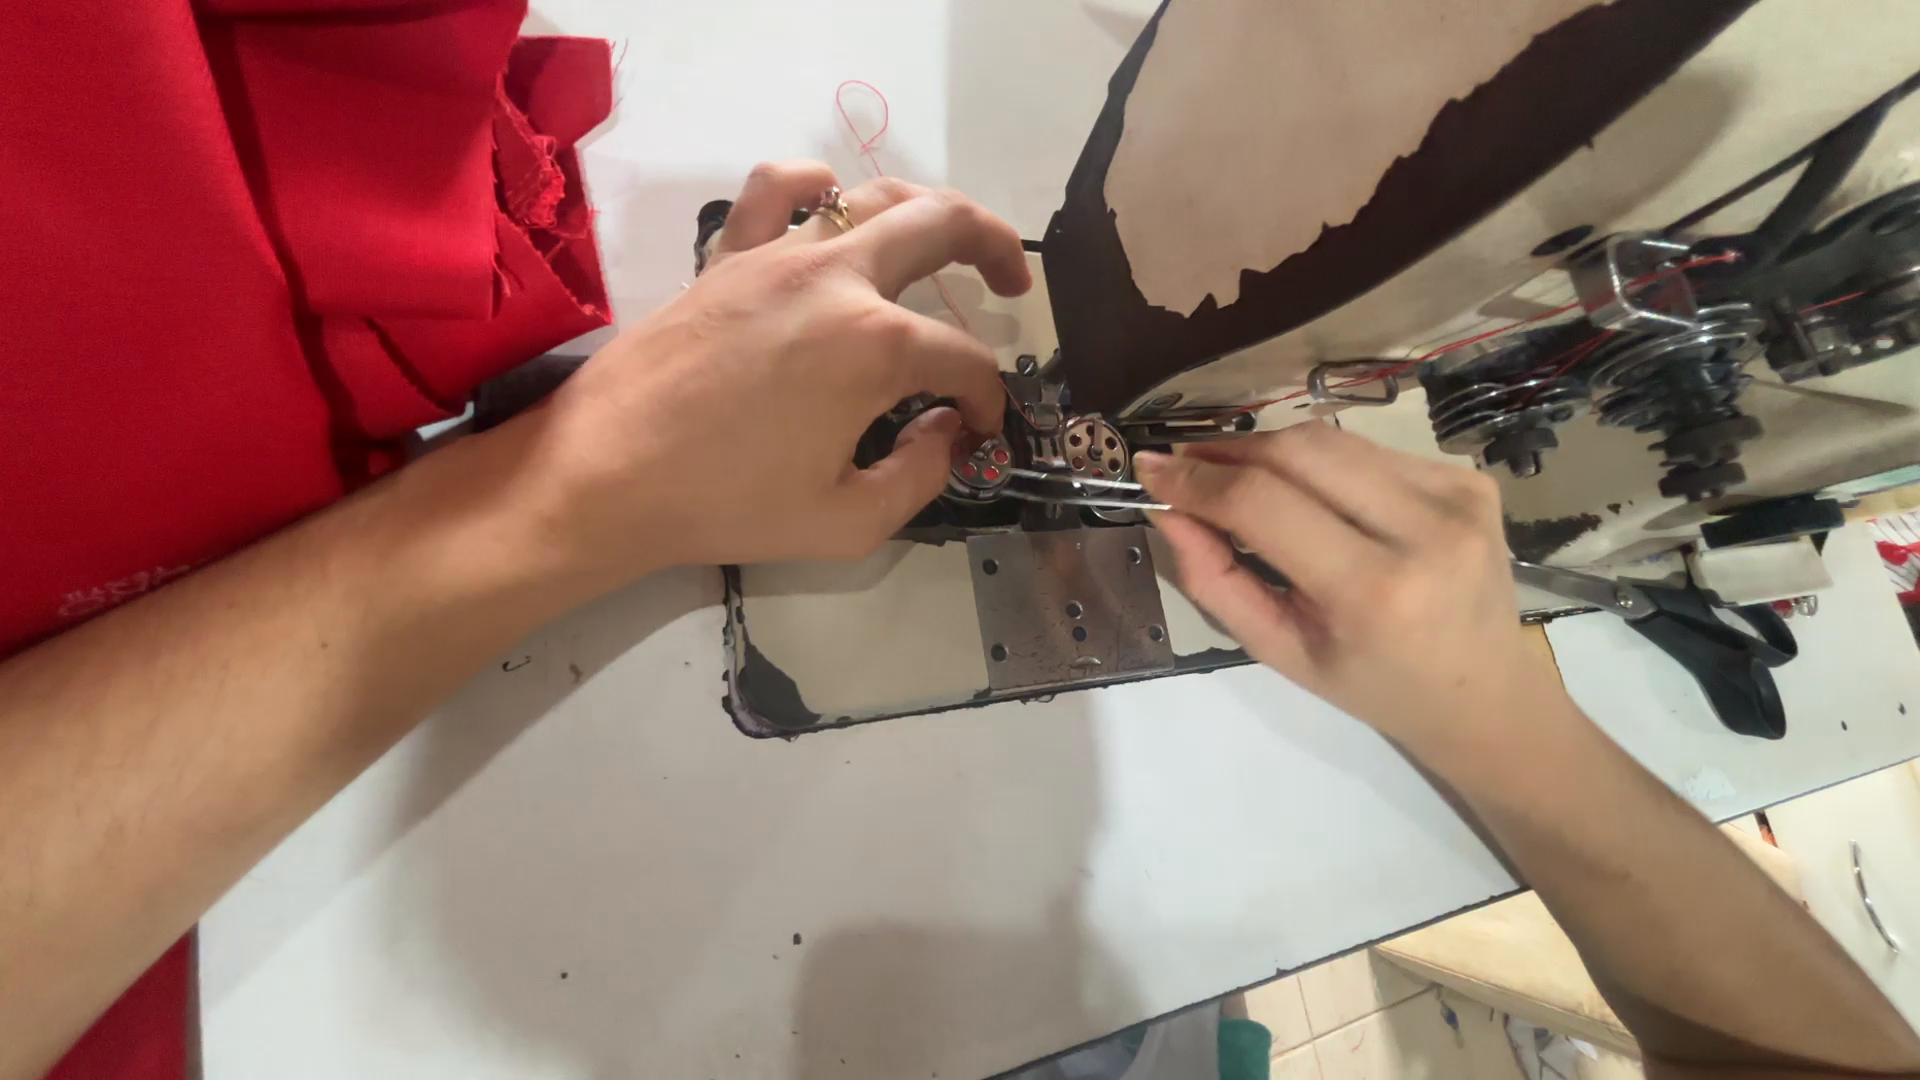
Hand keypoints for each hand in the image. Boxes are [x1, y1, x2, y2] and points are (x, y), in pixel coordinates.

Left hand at [512, 162, 1030, 588]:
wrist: (606, 476)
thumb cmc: (729, 506)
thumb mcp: (852, 523)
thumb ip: (923, 476)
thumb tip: (946, 430)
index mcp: (877, 347)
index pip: (966, 361)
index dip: (987, 400)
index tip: (978, 430)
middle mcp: (837, 281)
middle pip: (943, 227)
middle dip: (996, 250)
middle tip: (1015, 285)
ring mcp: (777, 257)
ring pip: (873, 196)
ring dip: (926, 211)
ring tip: (946, 241)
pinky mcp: (728, 258)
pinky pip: (774, 189)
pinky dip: (812, 183)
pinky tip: (827, 199)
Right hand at [1134, 423, 1574, 758]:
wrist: (1485, 693)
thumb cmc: (1370, 684)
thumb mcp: (1277, 649)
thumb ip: (1214, 579)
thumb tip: (1167, 510)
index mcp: (1373, 591)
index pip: (1263, 504)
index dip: (1195, 479)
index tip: (1148, 469)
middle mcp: (1425, 529)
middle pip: (1296, 451)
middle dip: (1225, 451)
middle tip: (1182, 465)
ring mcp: (1456, 494)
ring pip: (1327, 439)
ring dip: (1262, 449)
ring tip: (1227, 473)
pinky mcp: (1465, 478)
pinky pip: (1361, 449)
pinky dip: (1312, 460)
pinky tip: (1299, 488)